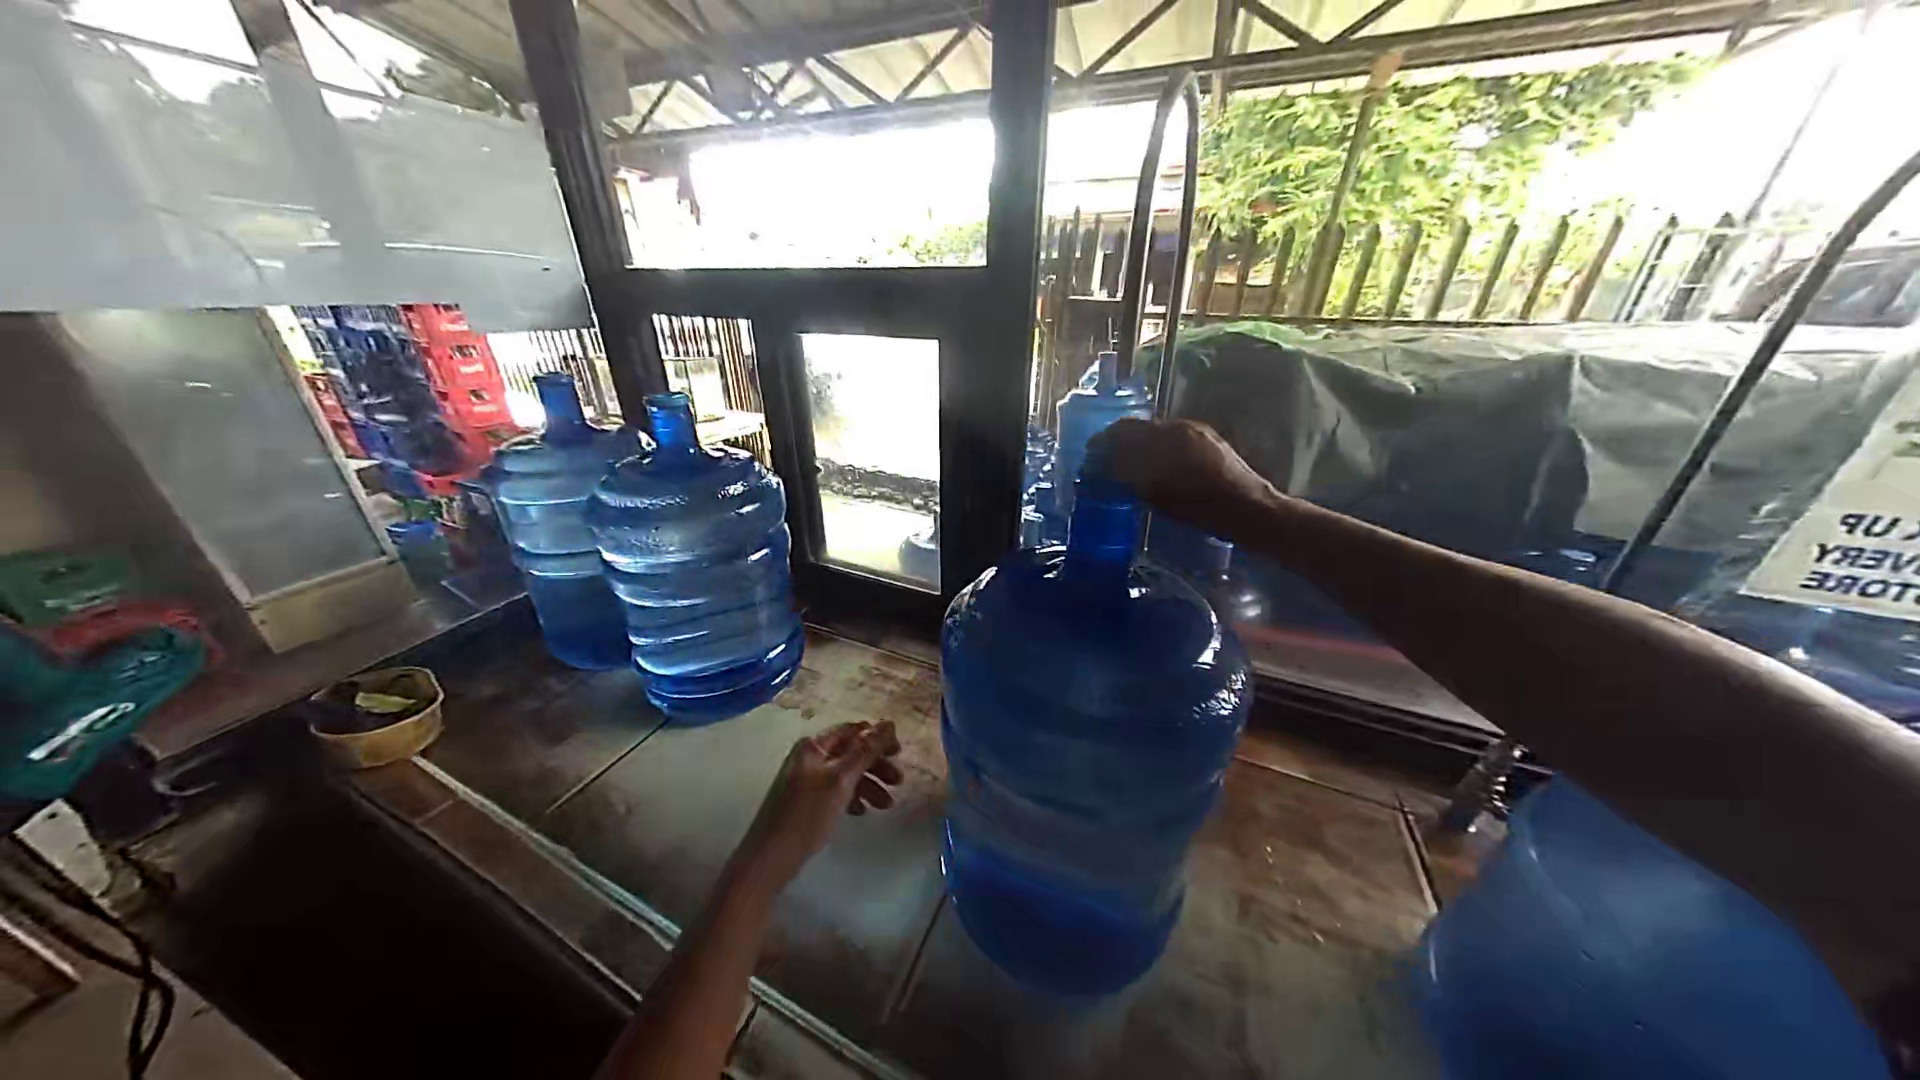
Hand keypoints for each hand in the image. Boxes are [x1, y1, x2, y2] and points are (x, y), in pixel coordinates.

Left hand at [729, 721, 902, 895]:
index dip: (877, 738)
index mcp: (814, 746)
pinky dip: (853, 797)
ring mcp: (807, 779)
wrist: (769, 860)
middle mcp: (810, 757)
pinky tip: (862, 812)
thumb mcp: (840, 780)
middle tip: (898, 782)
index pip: (853, 731)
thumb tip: (889, 723)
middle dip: (876, 765)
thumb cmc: (806, 816)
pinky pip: (837, 791)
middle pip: (851, 752)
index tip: (899, 754)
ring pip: (847, 774)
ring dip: (869, 785)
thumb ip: (865, 751)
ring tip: (886, 805)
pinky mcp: (807, 801)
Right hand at [1094, 418, 1286, 540]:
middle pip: (1139, 428)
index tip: (1090, 456)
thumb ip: (1130, 480)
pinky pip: (1171, 439)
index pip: (1124, 429)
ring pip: (1155, 433)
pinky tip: (1152, 469)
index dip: (1103, 442)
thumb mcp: (1159, 497)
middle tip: (1103, 463)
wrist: (1250, 511)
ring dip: (1136, 447)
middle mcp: (1182, 427)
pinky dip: (1155, 450)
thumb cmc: (1204, 508)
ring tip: (1125, 468)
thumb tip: (1104, 472)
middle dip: (1118, 443)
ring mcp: (1197, 433)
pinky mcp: (1207, 442)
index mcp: (1169, 436)